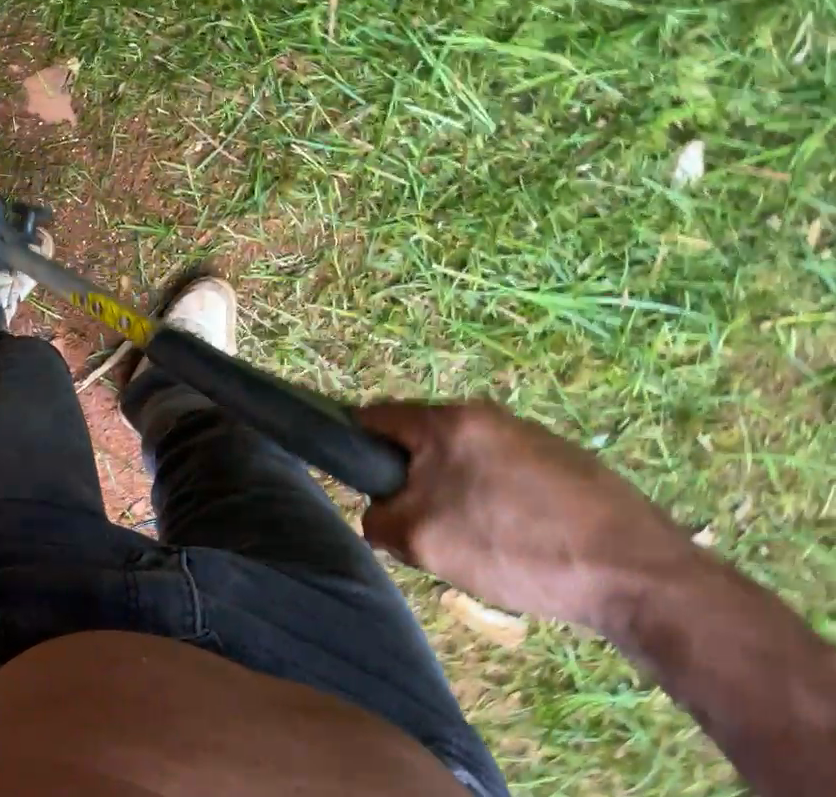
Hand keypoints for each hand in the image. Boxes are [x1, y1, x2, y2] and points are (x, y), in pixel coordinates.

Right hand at [358, 400, 696, 631]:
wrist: (642, 579)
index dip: (352, 447)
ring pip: (466, 460)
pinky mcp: (572, 464)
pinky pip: (509, 476)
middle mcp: (488, 415)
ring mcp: (535, 437)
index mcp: (446, 421)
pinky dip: (500, 502)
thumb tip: (382, 513)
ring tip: (476, 540)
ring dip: (456, 491)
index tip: (359, 486)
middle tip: (420, 524)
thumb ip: (376, 518)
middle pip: (421, 440)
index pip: (372, 417)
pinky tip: (520, 543)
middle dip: (411, 478)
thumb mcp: (417, 540)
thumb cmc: (515, 548)